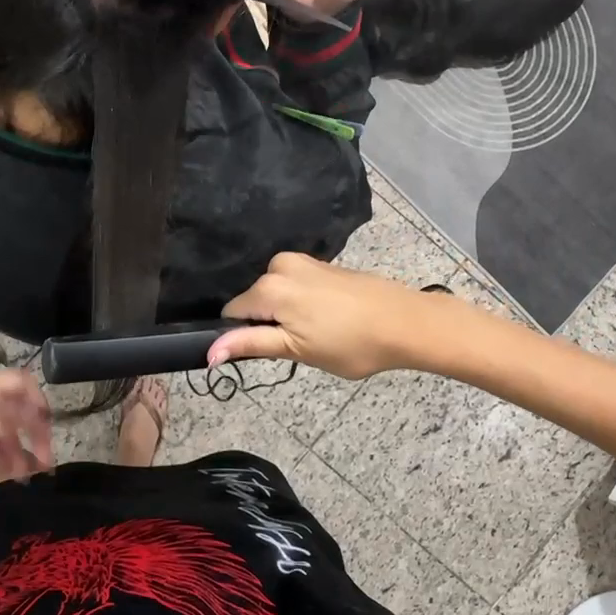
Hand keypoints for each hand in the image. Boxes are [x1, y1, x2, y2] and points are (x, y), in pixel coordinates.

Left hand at [0, 371, 52, 500]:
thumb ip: (1, 421)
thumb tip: (28, 415)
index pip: (19, 382)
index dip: (39, 400)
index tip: (49, 427)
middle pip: (15, 404)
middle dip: (34, 428)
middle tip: (46, 457)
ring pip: (5, 425)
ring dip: (21, 445)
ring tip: (31, 473)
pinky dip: (5, 452)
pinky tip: (12, 472)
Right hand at [208, 253, 479, 379]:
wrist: (406, 323)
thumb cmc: (350, 342)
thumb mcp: (295, 350)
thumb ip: (249, 345)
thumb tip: (209, 352)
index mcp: (268, 287)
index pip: (232, 313)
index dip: (242, 336)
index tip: (270, 352)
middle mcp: (279, 265)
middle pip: (253, 302)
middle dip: (267, 324)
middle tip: (299, 345)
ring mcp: (302, 261)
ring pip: (274, 295)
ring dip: (285, 315)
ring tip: (316, 333)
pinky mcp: (321, 264)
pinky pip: (293, 286)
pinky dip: (301, 304)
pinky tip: (326, 320)